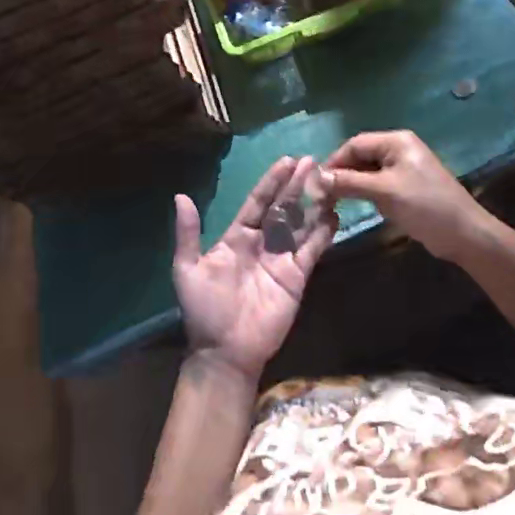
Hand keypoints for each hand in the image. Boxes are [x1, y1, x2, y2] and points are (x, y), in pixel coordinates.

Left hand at [172, 156, 336, 377]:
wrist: (224, 354)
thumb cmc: (204, 311)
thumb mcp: (188, 270)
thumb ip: (188, 234)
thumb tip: (180, 196)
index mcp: (237, 236)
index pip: (258, 202)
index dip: (272, 181)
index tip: (287, 160)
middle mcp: (263, 241)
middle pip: (283, 207)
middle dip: (297, 184)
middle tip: (312, 161)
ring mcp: (282, 257)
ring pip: (301, 223)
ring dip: (313, 202)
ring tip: (328, 180)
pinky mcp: (298, 275)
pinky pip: (313, 248)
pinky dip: (323, 232)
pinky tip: (333, 214)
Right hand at [321, 131, 496, 261]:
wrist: (463, 233)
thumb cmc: (424, 205)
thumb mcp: (384, 191)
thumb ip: (350, 182)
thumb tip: (316, 177)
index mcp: (396, 141)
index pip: (356, 143)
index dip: (334, 160)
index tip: (315, 182)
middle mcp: (399, 149)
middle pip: (361, 155)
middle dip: (342, 173)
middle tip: (321, 195)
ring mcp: (403, 168)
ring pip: (368, 171)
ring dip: (352, 184)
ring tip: (332, 202)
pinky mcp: (406, 187)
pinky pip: (378, 184)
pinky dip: (365, 192)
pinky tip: (354, 205)